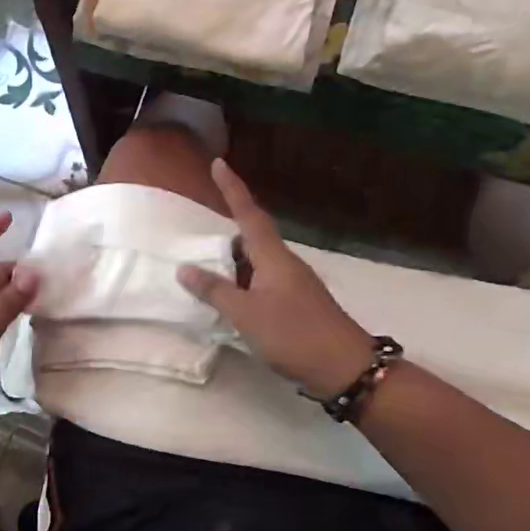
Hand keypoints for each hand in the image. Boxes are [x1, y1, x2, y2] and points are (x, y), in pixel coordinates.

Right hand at [176, 159, 372, 395]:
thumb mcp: (246, 314)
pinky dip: (246, 286)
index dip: (233, 189)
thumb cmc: (293, 335)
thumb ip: (215, 291)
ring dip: (236, 266)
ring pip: (260, 265)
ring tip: (211, 278)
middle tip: (202, 247)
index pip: (249, 214)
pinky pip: (266, 285)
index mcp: (274, 258)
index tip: (218, 163)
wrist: (344, 367)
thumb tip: (185, 268)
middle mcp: (286, 264)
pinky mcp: (299, 305)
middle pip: (254, 239)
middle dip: (229, 238)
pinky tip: (235, 305)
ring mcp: (295, 285)